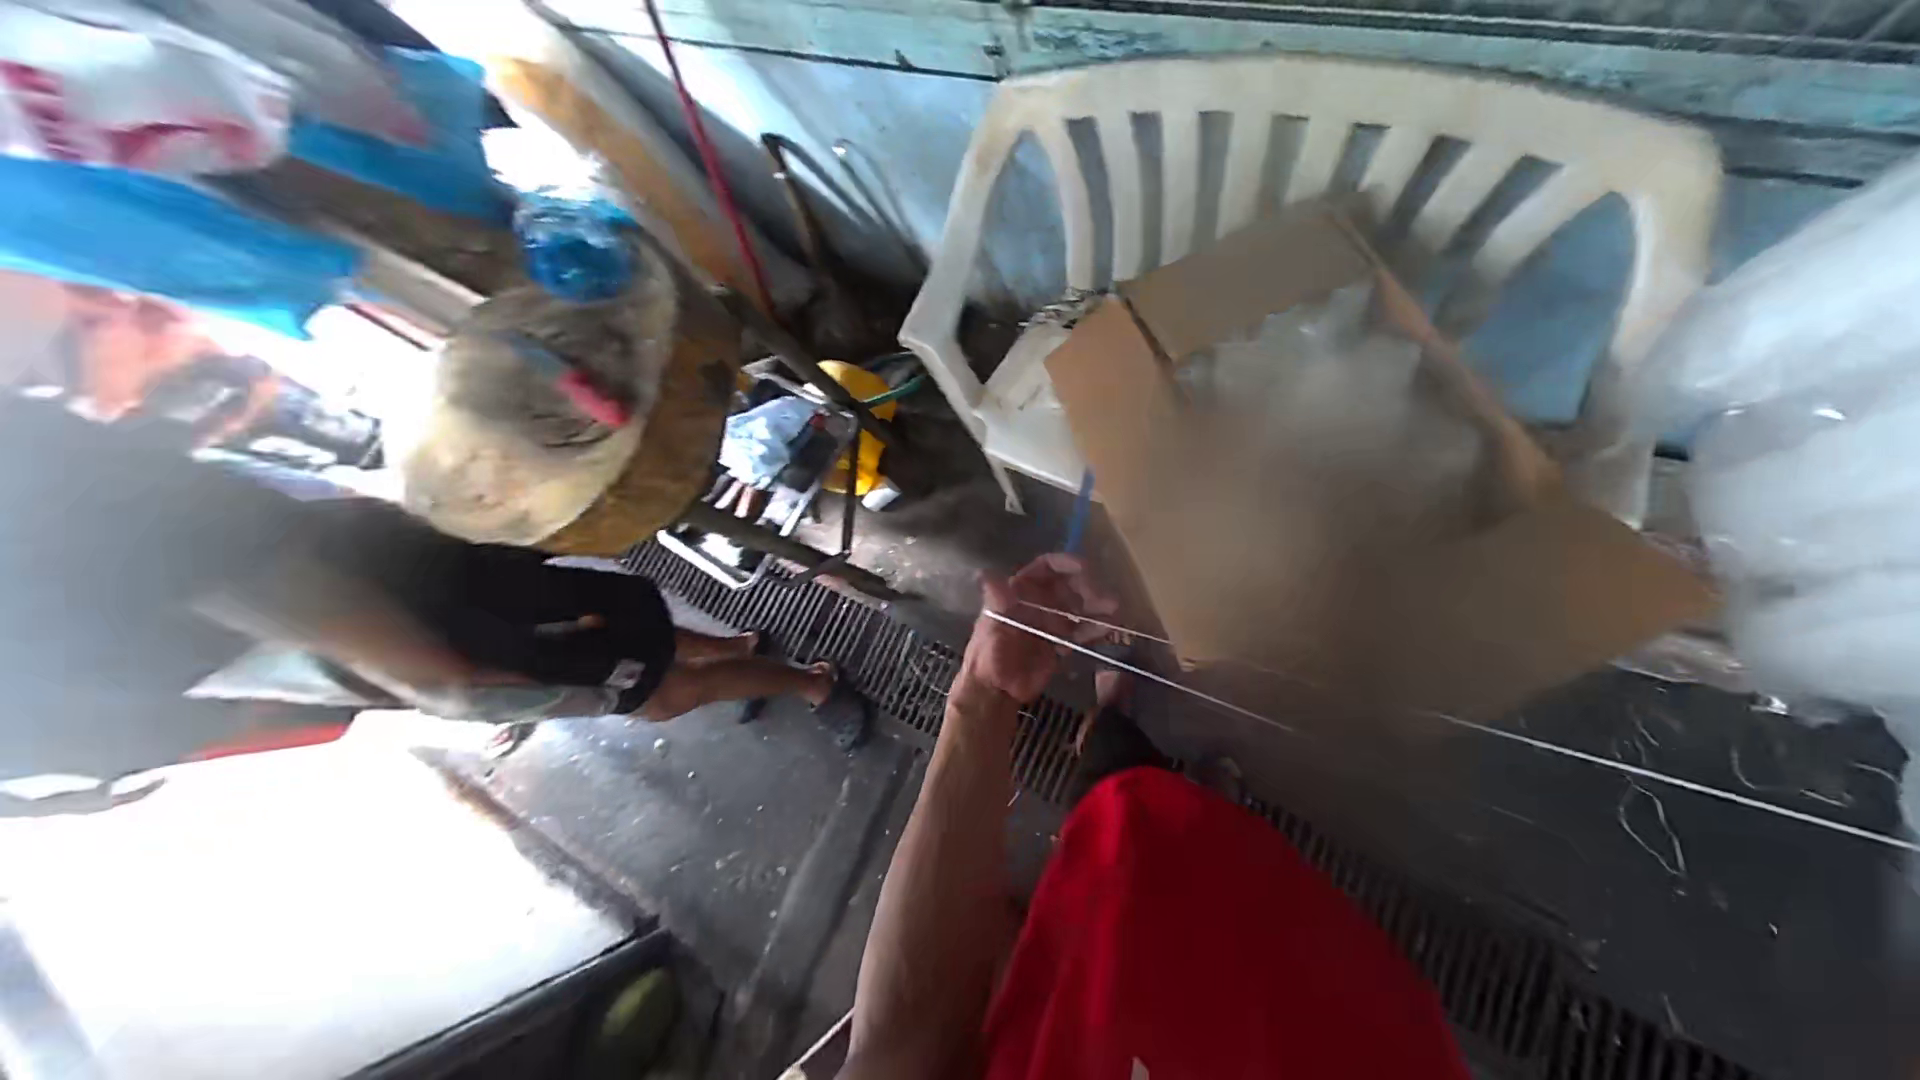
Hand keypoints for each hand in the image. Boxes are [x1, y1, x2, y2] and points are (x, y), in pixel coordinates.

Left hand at [958, 553, 1117, 704]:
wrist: (995, 690)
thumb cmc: (988, 655)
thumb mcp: (991, 627)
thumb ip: (997, 602)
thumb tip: (986, 574)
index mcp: (1021, 591)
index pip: (1046, 568)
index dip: (1065, 564)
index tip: (1085, 567)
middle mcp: (1041, 602)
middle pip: (1070, 585)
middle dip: (1089, 587)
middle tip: (1104, 600)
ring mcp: (1053, 622)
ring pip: (1081, 607)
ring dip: (1098, 607)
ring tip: (1114, 612)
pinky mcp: (1062, 642)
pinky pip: (1083, 629)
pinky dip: (1097, 627)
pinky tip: (1108, 629)